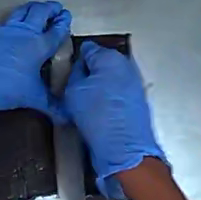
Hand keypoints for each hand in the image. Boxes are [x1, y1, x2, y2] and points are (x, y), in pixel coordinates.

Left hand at [0, 0, 70, 133]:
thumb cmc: (9, 89)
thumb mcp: (34, 98)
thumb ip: (51, 105)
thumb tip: (65, 117)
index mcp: (39, 45)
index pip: (56, 29)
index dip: (63, 21)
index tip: (66, 16)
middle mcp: (24, 33)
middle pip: (40, 12)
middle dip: (50, 8)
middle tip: (56, 8)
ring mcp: (6, 31)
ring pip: (23, 11)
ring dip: (33, 8)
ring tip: (37, 8)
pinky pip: (8, 21)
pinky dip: (16, 18)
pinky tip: (15, 24)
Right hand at [59, 41, 165, 190]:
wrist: (125, 150)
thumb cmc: (98, 117)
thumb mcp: (73, 92)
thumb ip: (73, 74)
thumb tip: (77, 71)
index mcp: (111, 58)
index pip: (87, 49)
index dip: (73, 60)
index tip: (64, 73)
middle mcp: (125, 67)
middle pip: (98, 65)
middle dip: (85, 76)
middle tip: (71, 91)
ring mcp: (133, 84)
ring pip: (106, 81)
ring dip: (94, 90)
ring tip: (83, 107)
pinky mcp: (136, 102)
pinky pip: (114, 96)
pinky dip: (105, 102)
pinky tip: (96, 116)